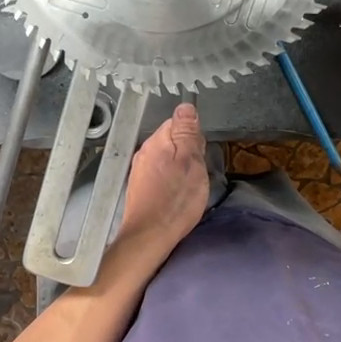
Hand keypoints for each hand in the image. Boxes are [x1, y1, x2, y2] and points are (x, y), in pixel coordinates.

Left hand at [116, 103, 210, 260]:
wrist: (149, 236)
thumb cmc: (176, 200)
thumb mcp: (191, 162)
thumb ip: (187, 133)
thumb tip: (185, 106)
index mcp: (156, 141)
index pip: (177, 122)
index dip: (194, 136)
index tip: (201, 153)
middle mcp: (144, 152)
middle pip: (171, 141)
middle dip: (187, 153)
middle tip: (197, 173)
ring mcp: (139, 170)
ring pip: (166, 159)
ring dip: (179, 168)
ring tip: (189, 186)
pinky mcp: (139, 188)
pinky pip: (160, 175)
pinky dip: (170, 181)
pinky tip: (176, 195)